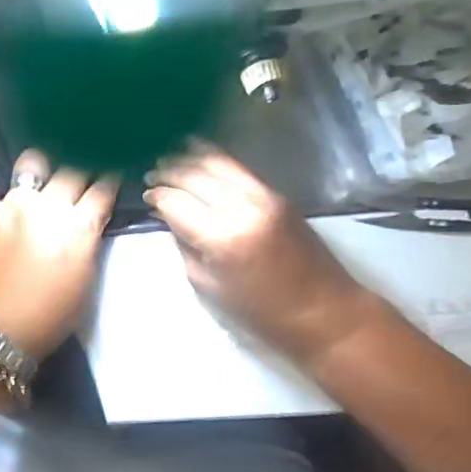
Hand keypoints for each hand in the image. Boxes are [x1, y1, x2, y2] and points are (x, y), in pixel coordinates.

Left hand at [0, 136, 117, 360]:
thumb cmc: (51, 314)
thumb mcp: (86, 278)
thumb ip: (90, 240)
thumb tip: (93, 215)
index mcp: (80, 226)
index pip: (103, 188)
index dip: (111, 175)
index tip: (114, 165)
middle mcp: (50, 207)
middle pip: (73, 171)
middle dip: (84, 163)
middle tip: (86, 157)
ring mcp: (13, 204)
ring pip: (33, 164)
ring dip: (44, 159)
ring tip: (47, 157)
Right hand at [145, 141, 381, 365]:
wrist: (324, 312)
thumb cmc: (263, 314)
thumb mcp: (210, 287)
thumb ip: (186, 246)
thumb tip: (170, 217)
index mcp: (222, 238)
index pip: (177, 201)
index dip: (157, 195)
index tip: (145, 195)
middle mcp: (242, 207)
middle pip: (195, 175)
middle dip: (169, 171)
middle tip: (152, 174)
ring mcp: (263, 196)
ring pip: (217, 162)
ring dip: (190, 158)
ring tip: (170, 158)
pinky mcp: (278, 193)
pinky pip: (239, 168)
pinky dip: (215, 159)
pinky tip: (199, 157)